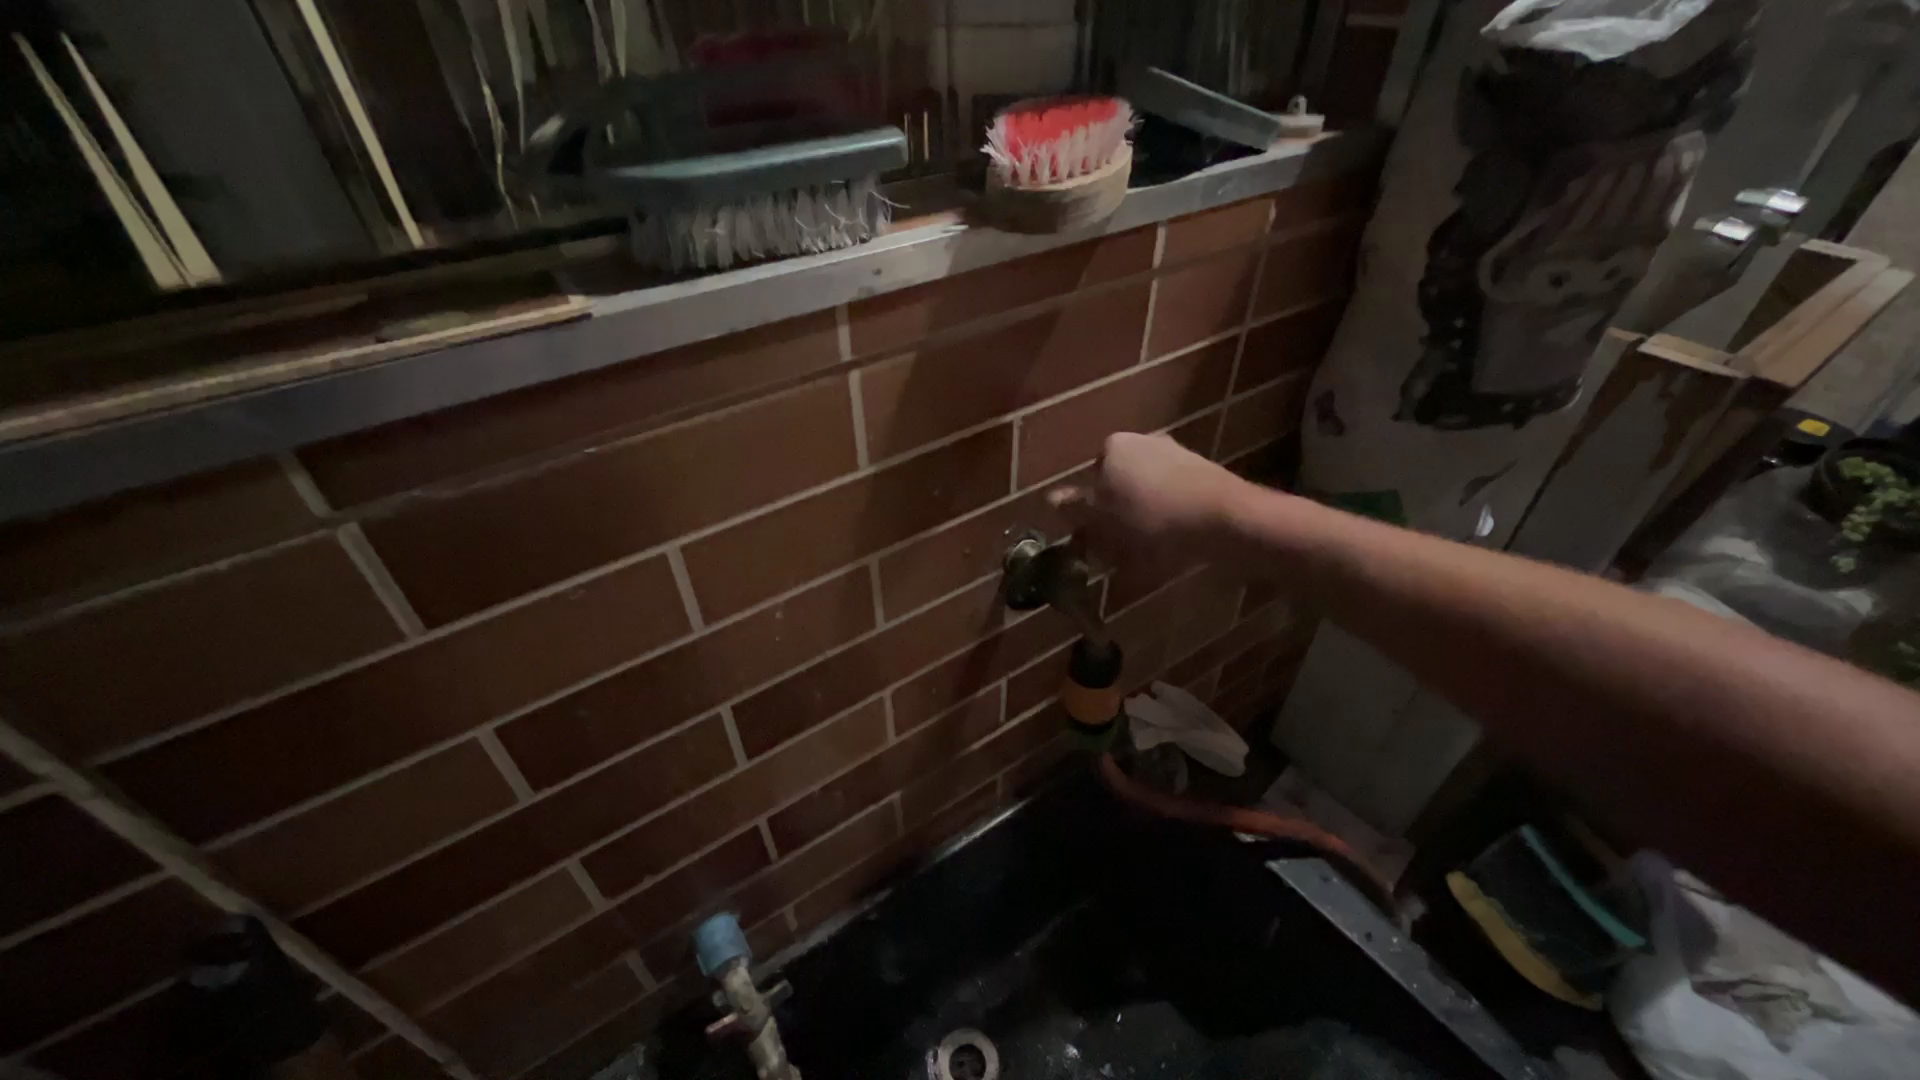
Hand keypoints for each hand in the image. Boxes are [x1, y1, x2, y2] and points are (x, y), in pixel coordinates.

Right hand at [1047, 433, 1247, 566]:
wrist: (1225, 521)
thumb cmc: (1151, 521)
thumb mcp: (1102, 523)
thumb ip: (1075, 510)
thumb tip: (1051, 499)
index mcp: (1113, 447)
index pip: (1089, 479)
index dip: (1089, 511)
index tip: (1095, 538)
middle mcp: (1144, 441)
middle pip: (1119, 484)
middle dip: (1118, 514)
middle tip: (1119, 550)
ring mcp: (1178, 455)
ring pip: (1148, 493)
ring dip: (1144, 520)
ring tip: (1149, 554)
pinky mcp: (1205, 474)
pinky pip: (1175, 500)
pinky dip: (1171, 520)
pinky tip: (1176, 545)